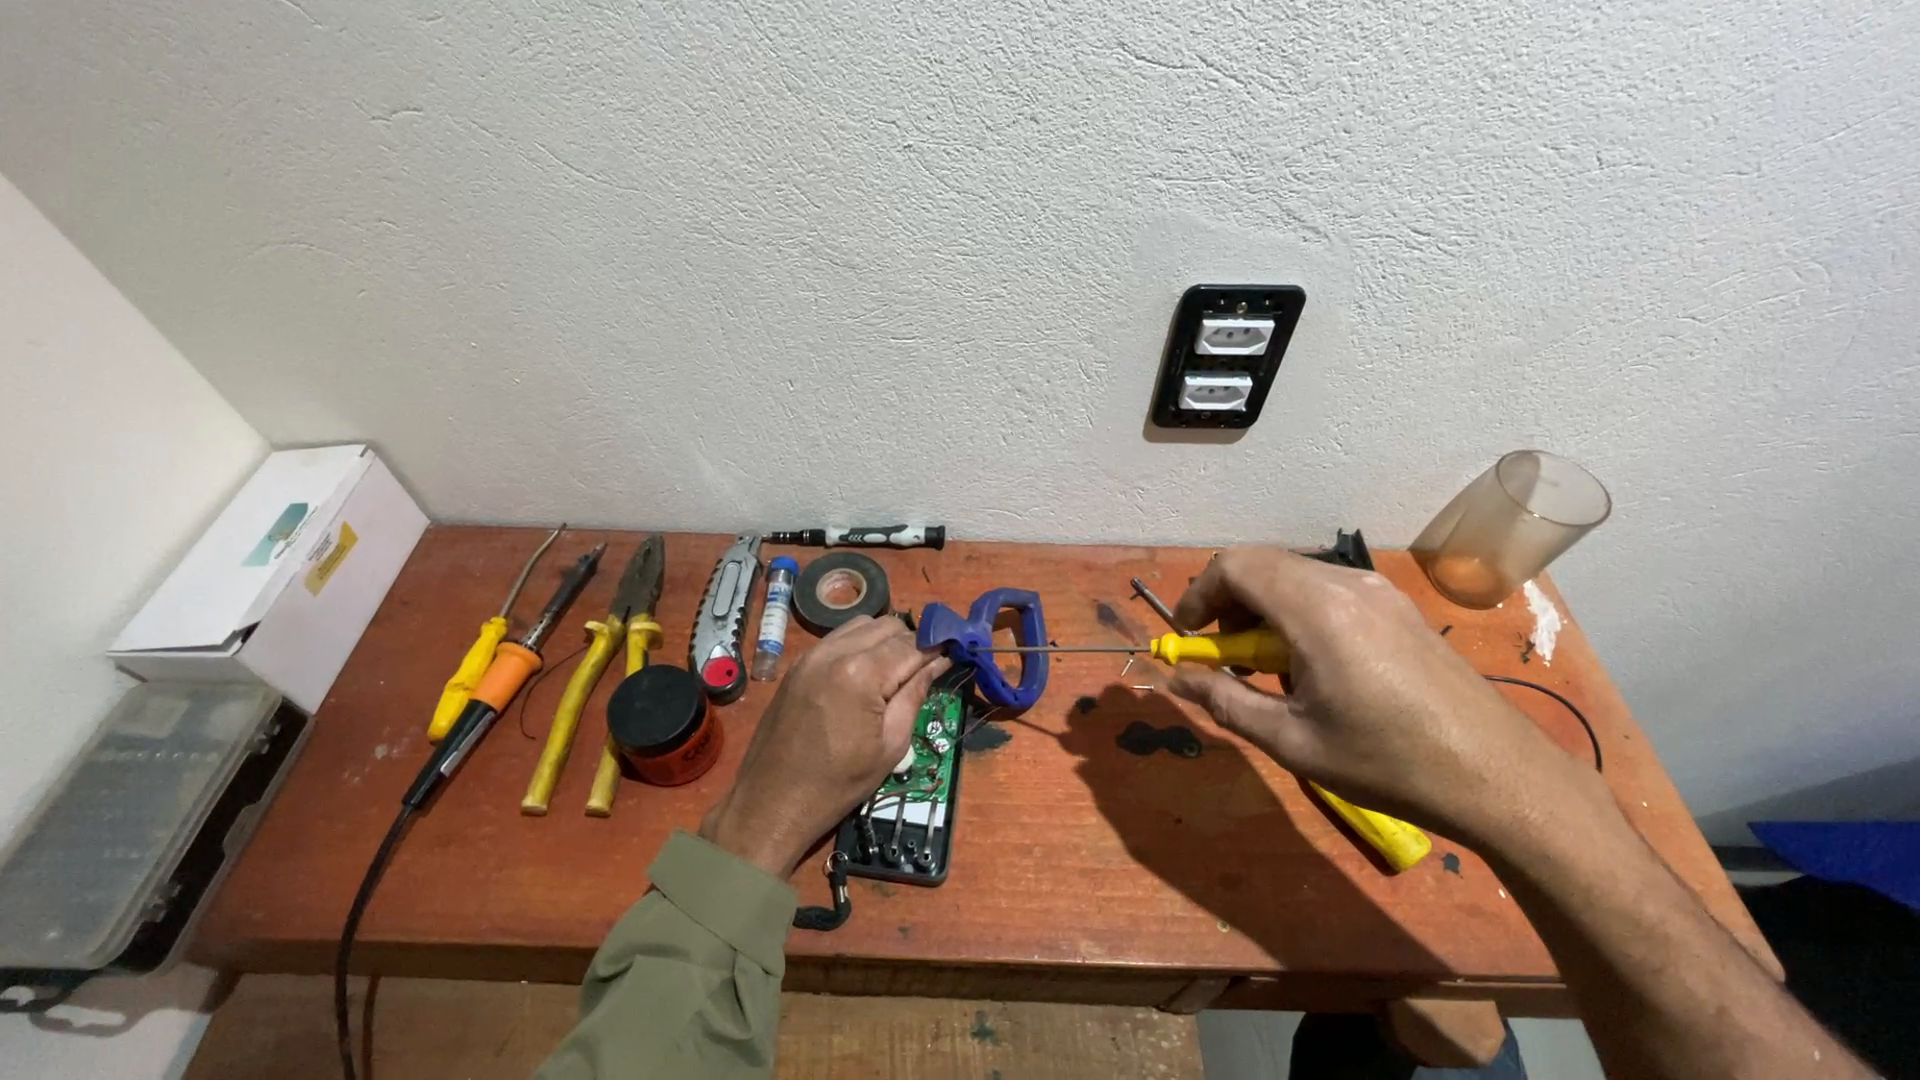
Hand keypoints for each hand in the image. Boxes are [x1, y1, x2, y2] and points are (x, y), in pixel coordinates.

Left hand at [700, 616, 947, 878]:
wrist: (772, 802)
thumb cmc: (838, 784)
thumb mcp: (891, 745)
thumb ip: (915, 694)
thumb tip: (940, 662)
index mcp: (861, 674)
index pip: (912, 645)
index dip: (937, 650)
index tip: (954, 657)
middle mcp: (835, 652)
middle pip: (889, 626)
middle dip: (912, 643)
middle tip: (924, 673)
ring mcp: (812, 654)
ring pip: (863, 624)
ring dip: (886, 640)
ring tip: (895, 673)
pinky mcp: (798, 663)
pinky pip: (839, 637)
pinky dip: (860, 645)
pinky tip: (866, 674)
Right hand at [1165, 547, 1594, 844]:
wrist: (1499, 777)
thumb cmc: (1386, 762)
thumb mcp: (1291, 741)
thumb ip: (1224, 701)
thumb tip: (1176, 682)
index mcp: (1315, 609)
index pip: (1234, 565)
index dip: (1199, 594)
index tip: (1190, 638)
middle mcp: (1347, 584)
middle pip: (1263, 565)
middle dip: (1228, 603)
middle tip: (1223, 657)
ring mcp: (1379, 592)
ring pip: (1295, 576)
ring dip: (1263, 610)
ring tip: (1267, 669)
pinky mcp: (1399, 609)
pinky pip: (1328, 592)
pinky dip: (1298, 614)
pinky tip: (1313, 668)